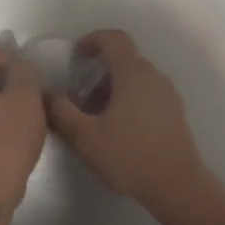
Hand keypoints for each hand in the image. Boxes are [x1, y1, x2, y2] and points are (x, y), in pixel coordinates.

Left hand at [0, 36, 47, 202]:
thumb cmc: (8, 136)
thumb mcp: (25, 96)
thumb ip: (24, 71)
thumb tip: (19, 66)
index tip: (12, 64)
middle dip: (1, 71)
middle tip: (25, 84)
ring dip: (4, 93)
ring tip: (28, 105)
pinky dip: (0, 112)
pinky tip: (21, 125)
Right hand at [45, 30, 209, 209]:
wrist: (176, 185)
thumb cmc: (128, 156)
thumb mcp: (85, 137)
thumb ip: (61, 111)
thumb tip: (47, 93)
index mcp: (133, 74)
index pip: (113, 38)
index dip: (92, 40)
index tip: (75, 57)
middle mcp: (154, 76)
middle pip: (124, 60)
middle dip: (98, 72)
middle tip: (79, 98)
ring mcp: (168, 94)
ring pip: (135, 79)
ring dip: (113, 89)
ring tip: (95, 118)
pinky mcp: (174, 113)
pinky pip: (147, 94)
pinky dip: (128, 100)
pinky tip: (118, 130)